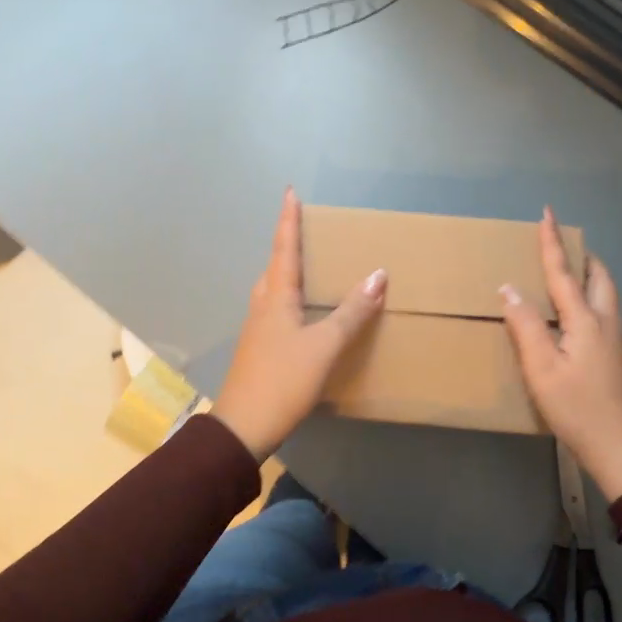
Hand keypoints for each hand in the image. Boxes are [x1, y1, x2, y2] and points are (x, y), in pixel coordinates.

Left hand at [214, 188, 387, 460]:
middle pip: (274, 266)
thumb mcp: (324, 347)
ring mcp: (257, 329)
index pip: (284, 248)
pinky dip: (290, 299)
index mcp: (276, 297)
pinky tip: (302, 313)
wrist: (242, 429)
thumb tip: (378, 274)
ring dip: (287, 272)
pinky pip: (276, 311)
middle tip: (304, 228)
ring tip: (307, 266)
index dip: (288, 220)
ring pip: (273, 289)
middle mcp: (263, 306)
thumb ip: (351, 313)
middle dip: (287, 244)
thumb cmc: (283, 381)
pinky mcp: (259, 350)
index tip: (289, 192)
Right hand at [500, 208, 621, 501]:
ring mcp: (616, 340)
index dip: (552, 243)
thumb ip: (525, 326)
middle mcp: (606, 322)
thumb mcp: (541, 369)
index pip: (564, 272)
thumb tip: (510, 288)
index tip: (547, 213)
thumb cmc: (576, 408)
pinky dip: (590, 298)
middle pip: (599, 277)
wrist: (619, 446)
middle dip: (582, 257)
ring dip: (588, 277)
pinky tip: (575, 317)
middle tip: (564, 246)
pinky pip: (604, 312)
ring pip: (606, 294)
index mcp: (585, 320)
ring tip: (569, 275)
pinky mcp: (617, 357)